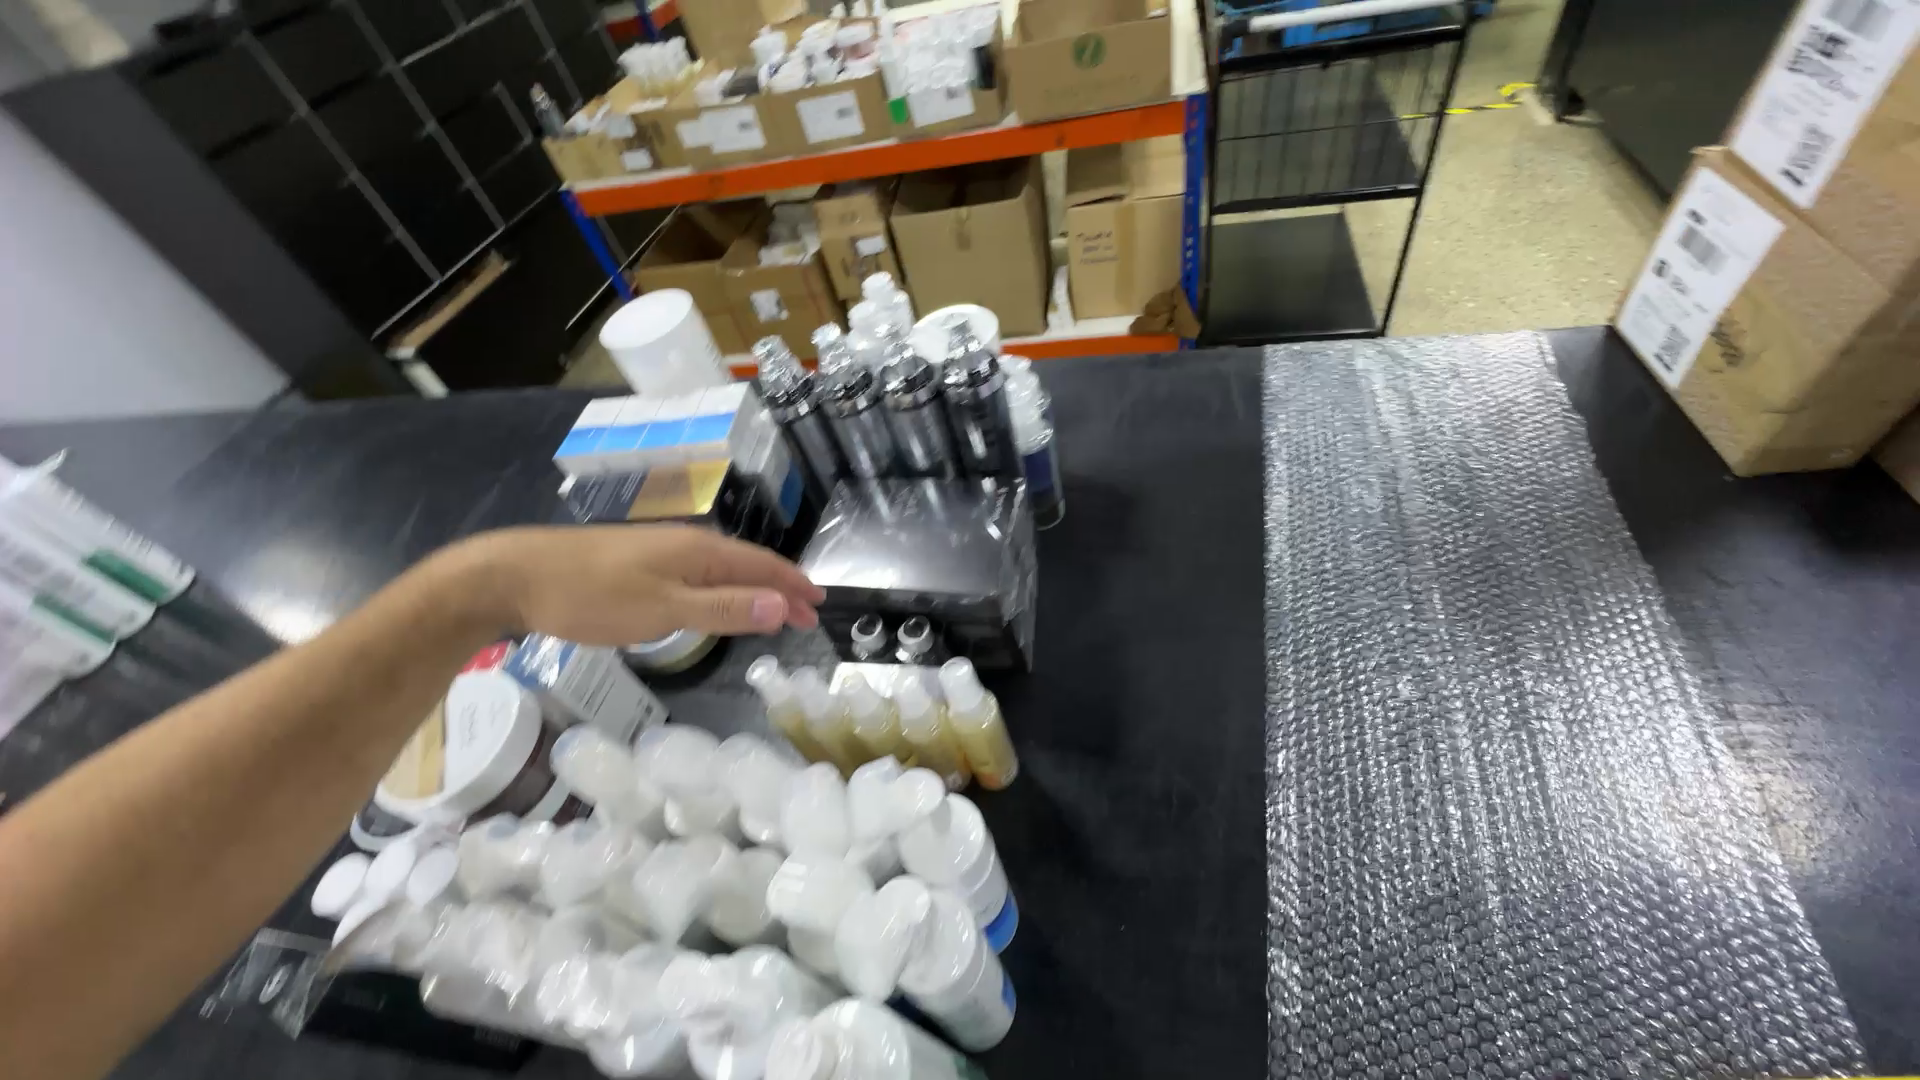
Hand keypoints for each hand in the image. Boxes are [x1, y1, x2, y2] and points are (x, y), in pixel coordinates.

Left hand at [452, 524, 823, 644]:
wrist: (516, 576)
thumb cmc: (594, 596)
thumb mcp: (665, 610)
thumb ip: (726, 608)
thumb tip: (783, 605)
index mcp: (701, 552)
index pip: (764, 566)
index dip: (794, 586)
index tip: (819, 605)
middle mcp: (689, 544)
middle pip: (748, 564)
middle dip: (780, 588)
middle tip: (805, 613)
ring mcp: (662, 550)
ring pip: (724, 569)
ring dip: (754, 589)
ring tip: (774, 610)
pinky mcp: (641, 562)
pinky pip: (701, 573)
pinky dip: (726, 588)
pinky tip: (718, 600)